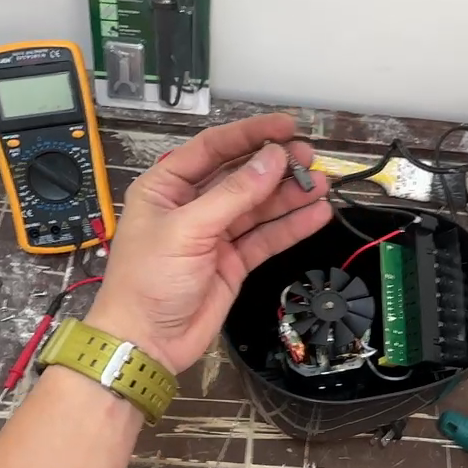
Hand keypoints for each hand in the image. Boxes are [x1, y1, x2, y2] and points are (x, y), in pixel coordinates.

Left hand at [84, 113, 331, 373]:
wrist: (145, 341)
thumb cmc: (149, 279)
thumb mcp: (188, 230)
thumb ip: (234, 195)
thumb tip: (273, 159)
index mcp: (167, 187)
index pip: (213, 148)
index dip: (250, 135)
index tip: (286, 126)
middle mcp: (193, 205)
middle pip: (241, 176)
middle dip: (275, 166)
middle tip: (308, 158)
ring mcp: (215, 234)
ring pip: (258, 207)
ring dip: (289, 195)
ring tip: (321, 184)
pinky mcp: (233, 262)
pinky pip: (265, 238)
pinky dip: (290, 227)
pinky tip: (317, 214)